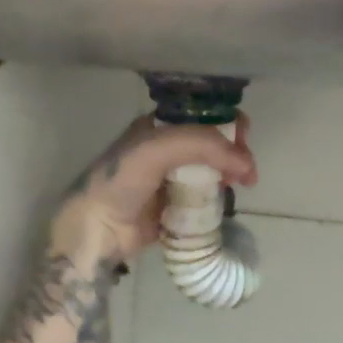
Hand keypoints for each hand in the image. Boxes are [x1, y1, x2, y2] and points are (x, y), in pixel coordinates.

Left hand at [55, 114, 256, 262]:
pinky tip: (228, 200)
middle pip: (213, 143)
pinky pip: (206, 197)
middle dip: (235, 150)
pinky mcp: (176, 206)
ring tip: (242, 184)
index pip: (202, 114)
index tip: (244, 137)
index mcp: (159, 126)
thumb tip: (245, 163)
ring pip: (213, 169)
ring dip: (231, 173)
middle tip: (247, 169)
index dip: (227, 122)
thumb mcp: (158, 150)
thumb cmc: (121, 180)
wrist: (96, 228)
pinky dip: (221, 196)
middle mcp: (167, 149)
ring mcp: (172, 179)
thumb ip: (202, 146)